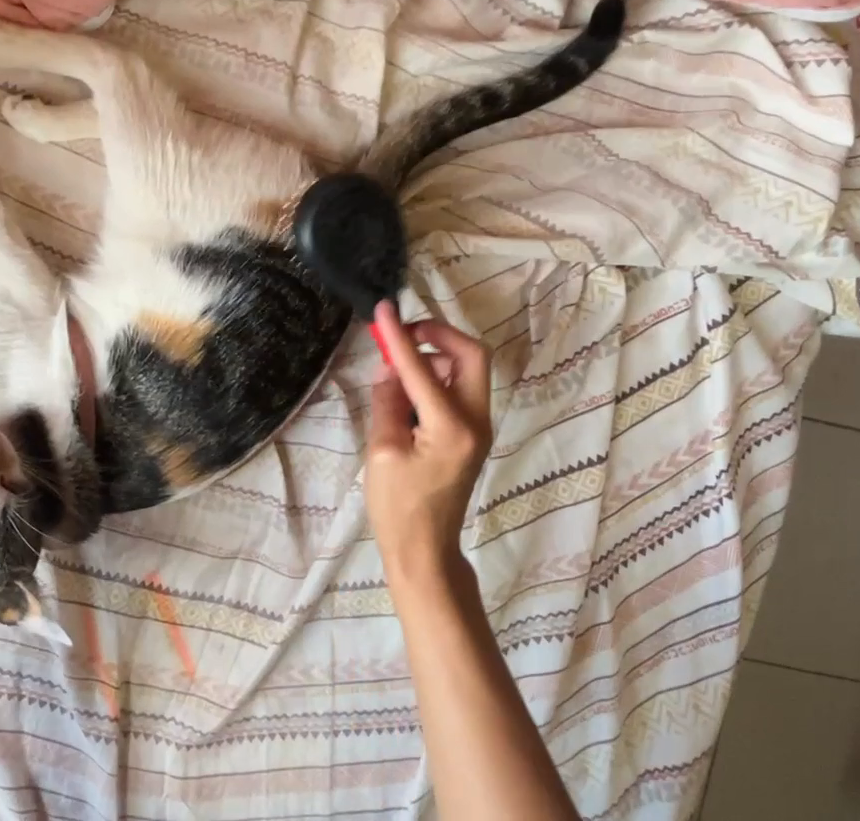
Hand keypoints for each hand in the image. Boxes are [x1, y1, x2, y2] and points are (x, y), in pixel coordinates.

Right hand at [364, 300, 492, 583]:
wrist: (424, 550)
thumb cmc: (398, 507)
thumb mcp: (382, 451)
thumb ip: (388, 402)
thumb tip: (390, 369)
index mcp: (451, 426)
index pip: (422, 368)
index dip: (398, 336)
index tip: (382, 309)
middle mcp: (475, 421)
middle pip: (471, 355)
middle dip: (437, 335)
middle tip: (402, 334)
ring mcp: (477, 428)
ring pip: (467, 370)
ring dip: (435, 356)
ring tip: (396, 367)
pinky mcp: (469, 435)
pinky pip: (458, 390)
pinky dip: (435, 377)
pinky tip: (405, 390)